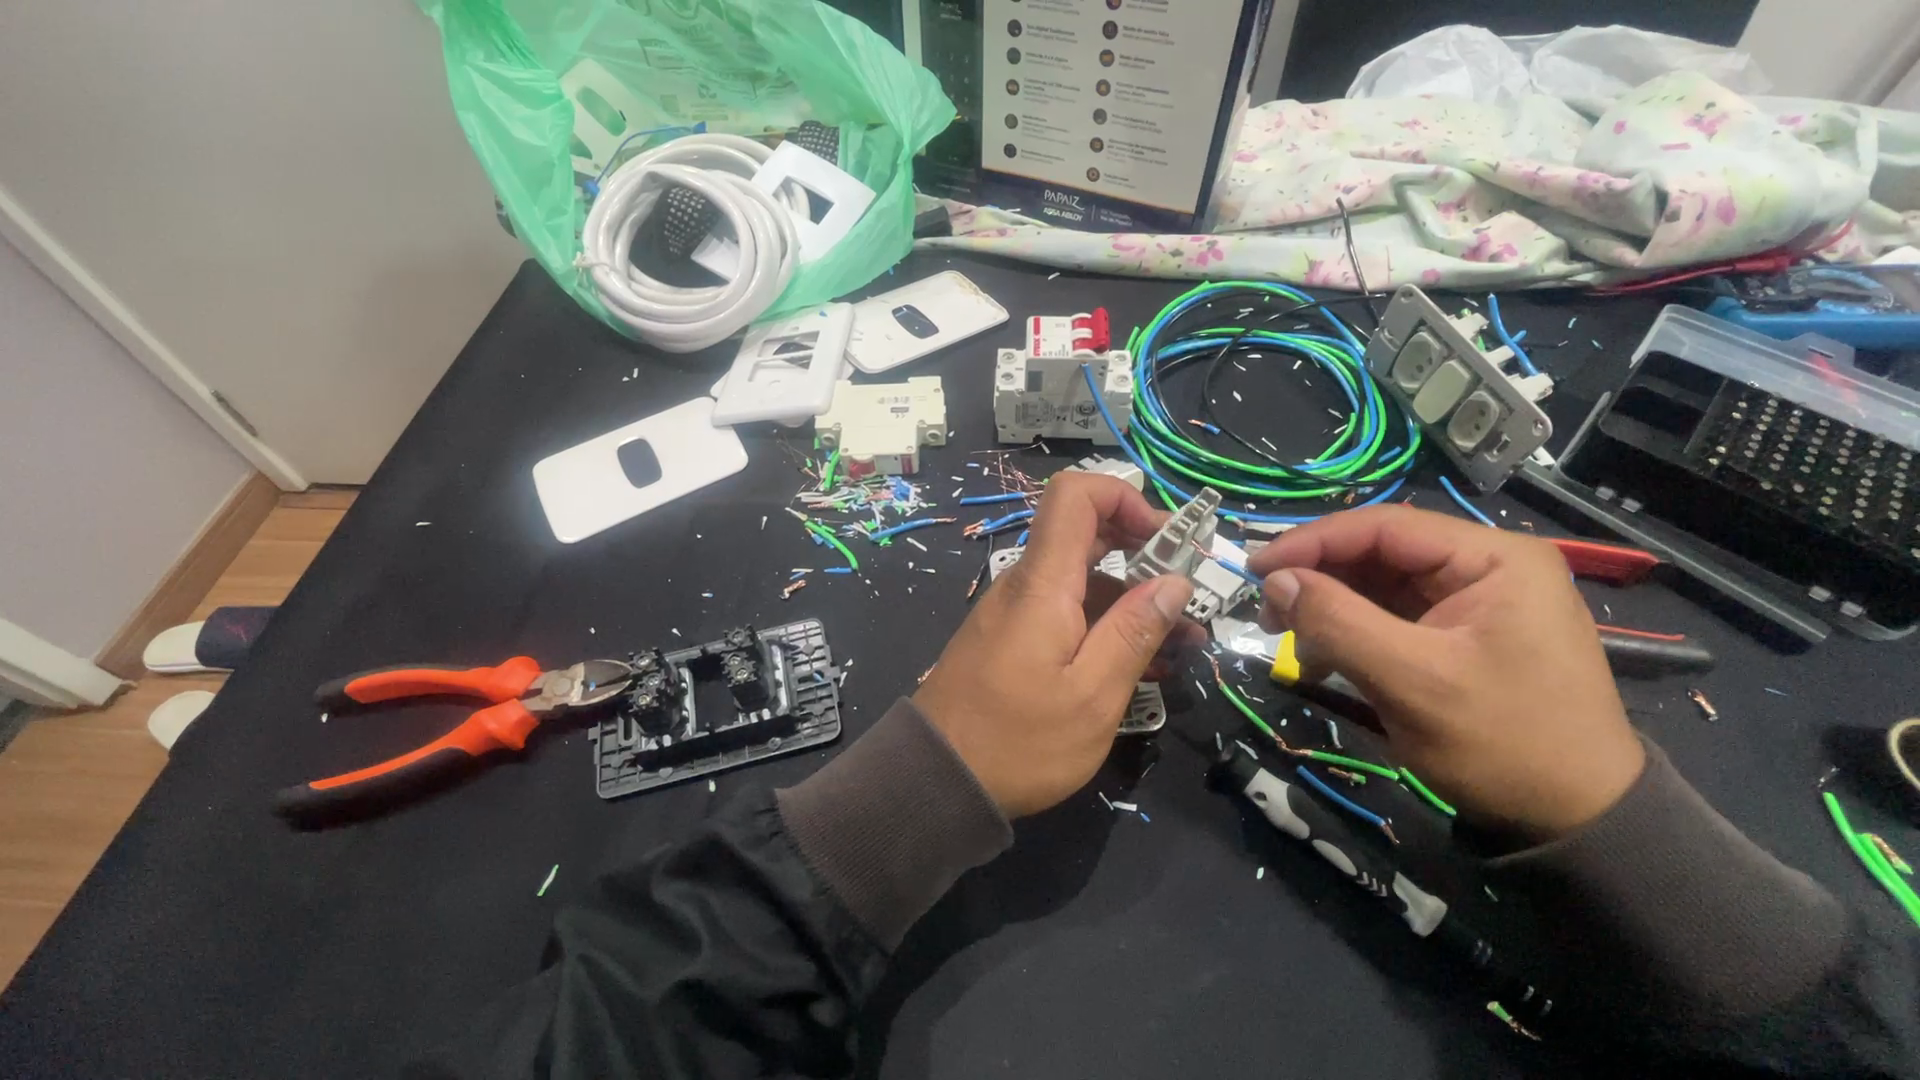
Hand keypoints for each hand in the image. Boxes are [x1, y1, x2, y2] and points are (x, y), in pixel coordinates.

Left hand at [914, 473, 1203, 817]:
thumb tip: (1174, 580)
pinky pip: (1064, 615)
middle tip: (1185, 601)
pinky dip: (1103, 628)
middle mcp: (1025, 585)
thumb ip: (1134, 632)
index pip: (1074, 495)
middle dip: (1142, 557)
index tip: (1164, 541)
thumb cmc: (1018, 742)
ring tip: (1181, 648)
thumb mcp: (1092, 695)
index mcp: (1043, 583)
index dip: (1122, 498)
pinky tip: (1140, 666)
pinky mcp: (1010, 641)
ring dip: (1130, 603)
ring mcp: (1014, 614)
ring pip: (1080, 583)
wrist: (936, 780)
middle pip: (1084, 536)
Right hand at [1246, 505, 1643, 839]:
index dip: (1311, 542)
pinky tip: (1320, 657)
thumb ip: (1338, 622)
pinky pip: (1389, 616)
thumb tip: (1274, 581)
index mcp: (1493, 559)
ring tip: (1286, 637)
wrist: (1577, 822)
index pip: (1384, 526)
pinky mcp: (1457, 635)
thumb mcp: (1412, 681)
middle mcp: (1483, 567)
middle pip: (1378, 552)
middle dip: (1317, 577)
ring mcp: (1472, 602)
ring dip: (1327, 606)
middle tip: (1266, 612)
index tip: (1255, 569)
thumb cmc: (1504, 744)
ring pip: (1377, 584)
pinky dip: (1348, 631)